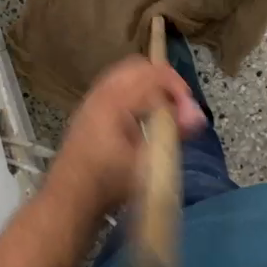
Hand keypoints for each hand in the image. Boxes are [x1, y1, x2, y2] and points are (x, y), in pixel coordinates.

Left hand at [47, 57, 206, 218]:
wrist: (69, 199)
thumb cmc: (108, 183)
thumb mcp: (147, 162)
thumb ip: (172, 134)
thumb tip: (197, 118)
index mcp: (115, 100)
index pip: (155, 75)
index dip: (179, 91)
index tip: (191, 115)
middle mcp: (102, 92)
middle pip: (140, 68)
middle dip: (165, 83)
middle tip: (180, 107)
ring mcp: (93, 99)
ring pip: (128, 76)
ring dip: (151, 88)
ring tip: (165, 113)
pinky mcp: (90, 110)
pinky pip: (118, 88)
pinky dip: (137, 95)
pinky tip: (144, 120)